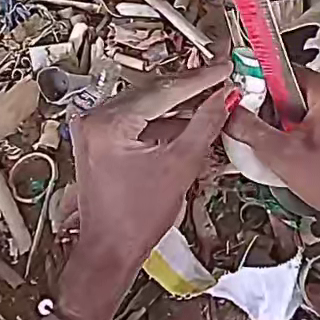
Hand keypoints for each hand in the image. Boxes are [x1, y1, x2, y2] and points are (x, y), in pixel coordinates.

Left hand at [61, 65, 233, 319]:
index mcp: (108, 123)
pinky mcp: (100, 139)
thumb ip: (205, 125)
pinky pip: (138, 119)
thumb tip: (224, 98)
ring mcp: (94, 128)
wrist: (111, 250)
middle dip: (191, 89)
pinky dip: (164, 120)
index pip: (163, 90)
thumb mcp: (180, 166)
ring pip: (147, 104)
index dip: (200, 80)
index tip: (223, 70)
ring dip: (179, 104)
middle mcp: (95, 119)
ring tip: (212, 98)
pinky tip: (189, 118)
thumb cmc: (135, 220)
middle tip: (221, 79)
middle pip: (153, 92)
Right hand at [224, 68, 319, 234]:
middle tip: (249, 127)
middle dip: (262, 109)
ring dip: (274, 126)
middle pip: (283, 90)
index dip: (253, 82)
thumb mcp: (283, 154)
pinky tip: (283, 157)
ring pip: (290, 110)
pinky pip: (301, 125)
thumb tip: (230, 113)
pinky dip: (288, 137)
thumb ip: (250, 129)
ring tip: (269, 147)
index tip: (237, 94)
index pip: (278, 68)